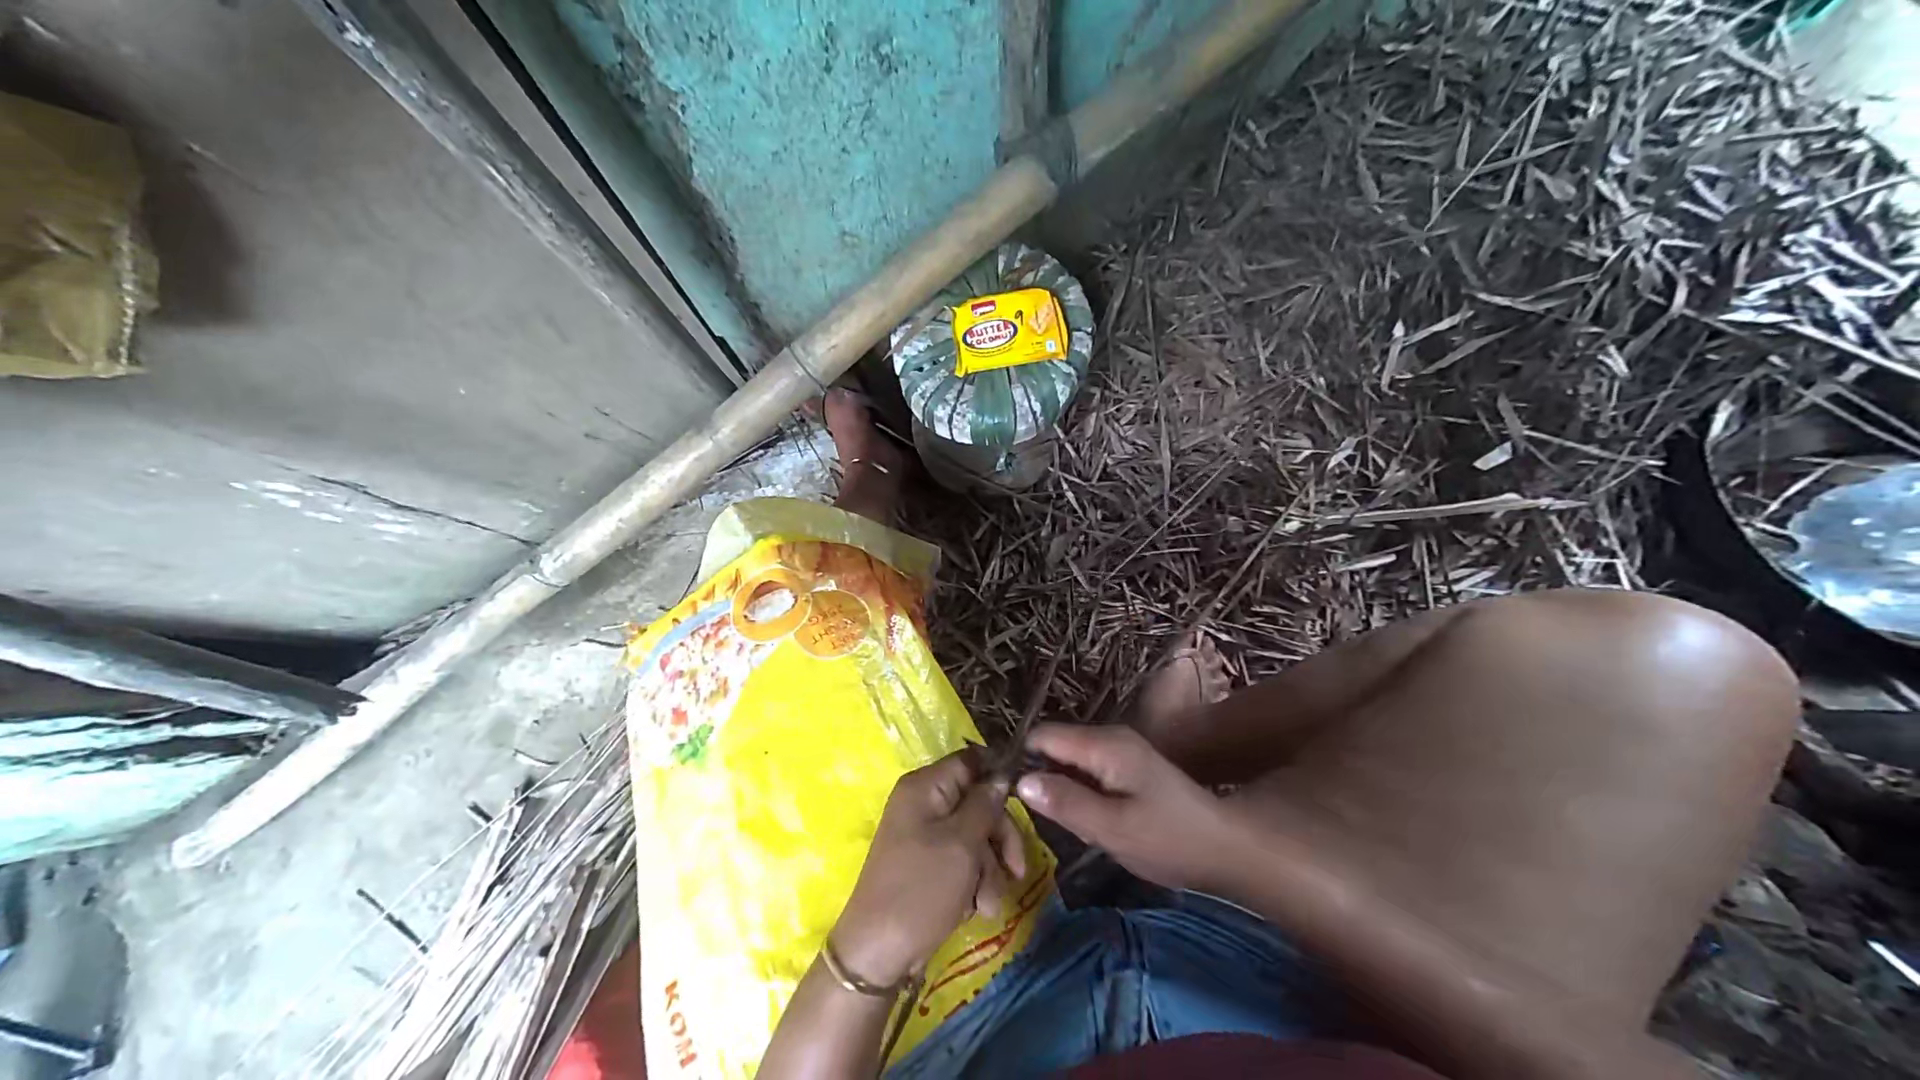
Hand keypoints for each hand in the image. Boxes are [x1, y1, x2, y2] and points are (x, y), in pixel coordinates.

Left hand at [830, 749, 1027, 987]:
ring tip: (988, 904)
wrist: (878, 953)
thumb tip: (1001, 776)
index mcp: (925, 786)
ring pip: (975, 836)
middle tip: (1017, 870)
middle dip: (1000, 838)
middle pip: (978, 802)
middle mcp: (923, 803)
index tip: (1029, 800)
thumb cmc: (920, 889)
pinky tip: (975, 909)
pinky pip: (962, 861)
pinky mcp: (927, 864)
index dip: (1000, 776)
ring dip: (989, 870)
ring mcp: (924, 835)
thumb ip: (985, 804)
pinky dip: (974, 883)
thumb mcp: (962, 843)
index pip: (972, 760)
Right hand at [1016, 723, 1245, 891]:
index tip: (1006, 792)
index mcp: (1104, 745)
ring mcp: (1120, 752)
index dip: (1021, 759)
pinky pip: (1087, 771)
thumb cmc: (1170, 840)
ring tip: (1053, 820)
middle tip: (1030, 815)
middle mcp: (1110, 738)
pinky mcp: (1128, 768)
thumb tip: (1020, 781)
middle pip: (1055, 745)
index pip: (1043, 735)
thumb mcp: (1112, 828)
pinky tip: (1082, 819)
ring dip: (1058, 787)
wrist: (1226, 849)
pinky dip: (1077, 792)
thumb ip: (1065, 802)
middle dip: (1038, 775)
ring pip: (1069, 760)